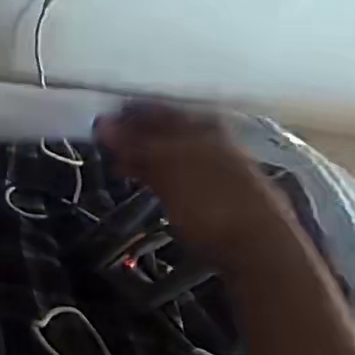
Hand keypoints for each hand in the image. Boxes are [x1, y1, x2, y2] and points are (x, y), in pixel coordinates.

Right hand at [95, 101, 290, 262]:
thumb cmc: (212, 202)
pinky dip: (153, 171)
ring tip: (115, 162)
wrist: (257, 246)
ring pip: (166, 150)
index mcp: (202, 124)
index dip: (125, 113)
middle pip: (162, 127)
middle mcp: (208, 138)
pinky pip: (173, 170)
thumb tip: (103, 123)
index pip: (155, 108)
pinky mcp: (209, 189)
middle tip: (101, 142)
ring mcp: (211, 164)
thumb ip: (136, 145)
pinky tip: (139, 178)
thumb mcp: (169, 168)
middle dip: (131, 133)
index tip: (96, 123)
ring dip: (139, 154)